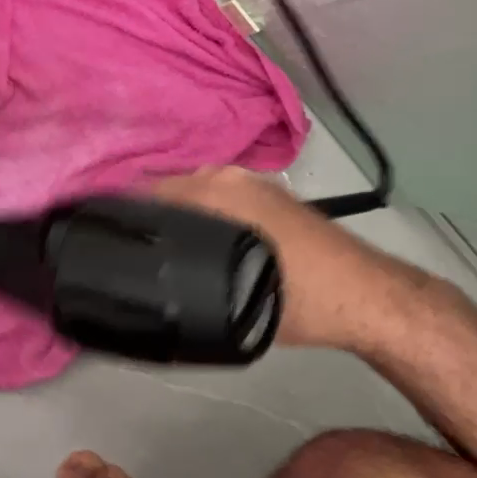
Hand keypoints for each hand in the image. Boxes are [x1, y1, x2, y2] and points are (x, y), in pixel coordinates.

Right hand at [145, 168, 440, 351]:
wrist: (374, 300)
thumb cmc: (301, 300)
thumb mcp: (231, 301)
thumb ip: (178, 287)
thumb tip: (133, 293)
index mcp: (214, 189)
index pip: (143, 193)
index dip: (118, 218)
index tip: (102, 241)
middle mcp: (229, 176)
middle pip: (166, 192)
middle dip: (146, 219)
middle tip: (128, 256)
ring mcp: (253, 183)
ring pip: (193, 196)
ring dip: (176, 220)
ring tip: (159, 256)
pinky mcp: (271, 197)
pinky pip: (218, 200)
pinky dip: (203, 218)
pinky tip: (200, 249)